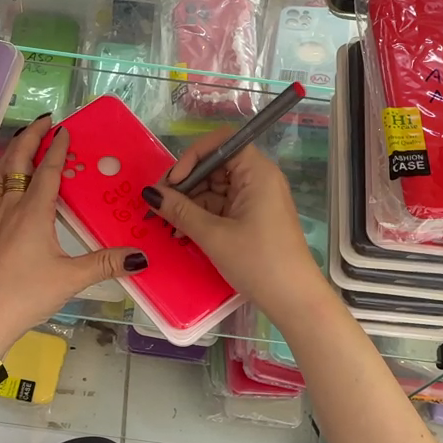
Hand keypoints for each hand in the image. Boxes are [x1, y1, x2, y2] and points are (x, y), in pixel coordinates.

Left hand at [0, 115, 147, 349]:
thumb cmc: (28, 295)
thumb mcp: (71, 279)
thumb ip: (106, 264)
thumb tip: (141, 257)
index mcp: (33, 212)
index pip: (47, 170)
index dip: (58, 148)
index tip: (67, 129)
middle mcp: (9, 206)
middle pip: (16, 160)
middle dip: (30, 136)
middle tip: (44, 121)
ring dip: (11, 151)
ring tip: (23, 141)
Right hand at [140, 128, 330, 321]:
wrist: (293, 299)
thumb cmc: (257, 262)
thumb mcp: (214, 236)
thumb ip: (180, 211)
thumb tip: (150, 193)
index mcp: (256, 172)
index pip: (220, 144)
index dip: (192, 158)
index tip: (172, 183)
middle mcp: (258, 179)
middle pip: (215, 166)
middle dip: (186, 184)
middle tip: (160, 207)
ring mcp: (256, 200)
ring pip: (215, 189)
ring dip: (190, 204)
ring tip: (169, 225)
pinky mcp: (253, 220)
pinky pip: (222, 208)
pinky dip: (202, 217)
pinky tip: (183, 232)